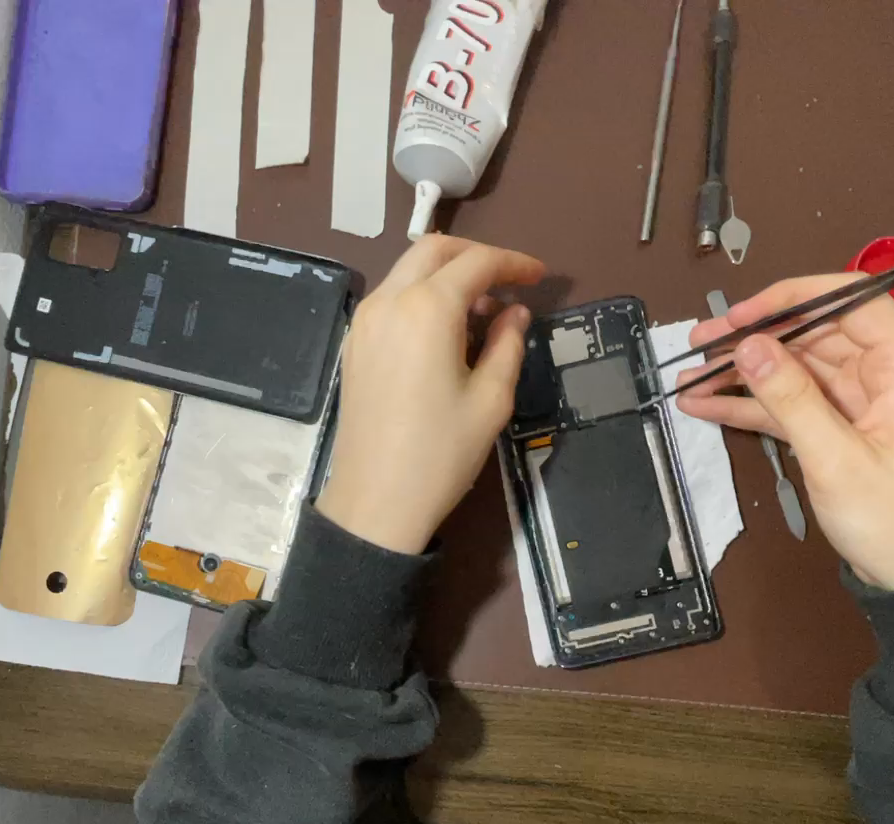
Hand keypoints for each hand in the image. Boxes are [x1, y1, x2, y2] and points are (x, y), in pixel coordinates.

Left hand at [316, 236, 545, 553]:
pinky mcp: (353, 345)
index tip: (539, 276)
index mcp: (426, 309)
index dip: (513, 263)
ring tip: (480, 314)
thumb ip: (508, 345)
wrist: (376, 502)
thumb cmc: (441, 454)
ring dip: (446, 278)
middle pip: (433, 252)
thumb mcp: (490, 401)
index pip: (476, 264)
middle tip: (508, 284)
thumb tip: (515, 313)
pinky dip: (420, 298)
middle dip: (475, 258)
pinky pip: (390, 300)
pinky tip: (444, 334)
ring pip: (407, 272)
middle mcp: (388, 302)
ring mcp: (363, 322)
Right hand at [676, 274, 893, 589]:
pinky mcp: (836, 429)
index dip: (792, 300)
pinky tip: (704, 406)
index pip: (852, 302)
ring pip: (793, 372)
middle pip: (812, 336)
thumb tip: (748, 346)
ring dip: (741, 375)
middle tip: (696, 345)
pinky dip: (749, 407)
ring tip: (688, 377)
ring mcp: (857, 403)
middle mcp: (883, 374)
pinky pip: (788, 407)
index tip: (739, 317)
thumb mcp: (837, 460)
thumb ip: (791, 400)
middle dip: (753, 339)